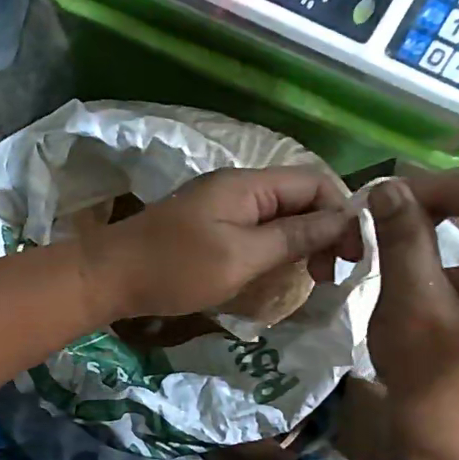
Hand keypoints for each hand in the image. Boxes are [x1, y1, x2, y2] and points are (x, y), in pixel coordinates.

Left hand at [80, 166, 352, 318]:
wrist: (108, 277)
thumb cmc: (175, 268)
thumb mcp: (242, 256)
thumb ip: (293, 235)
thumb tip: (342, 219)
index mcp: (248, 184)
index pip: (315, 182)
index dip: (341, 213)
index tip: (350, 257)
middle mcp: (236, 187)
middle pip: (297, 197)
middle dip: (322, 230)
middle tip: (328, 275)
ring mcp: (217, 207)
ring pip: (275, 216)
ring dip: (297, 242)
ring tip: (308, 277)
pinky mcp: (204, 227)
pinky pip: (251, 230)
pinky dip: (270, 248)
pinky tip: (274, 273)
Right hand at [360, 161, 458, 459]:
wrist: (446, 425)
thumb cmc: (427, 369)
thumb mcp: (409, 300)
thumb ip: (403, 238)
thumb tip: (387, 188)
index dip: (442, 185)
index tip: (390, 205)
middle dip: (451, 191)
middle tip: (401, 212)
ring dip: (458, 206)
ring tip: (412, 225)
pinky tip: (435, 244)